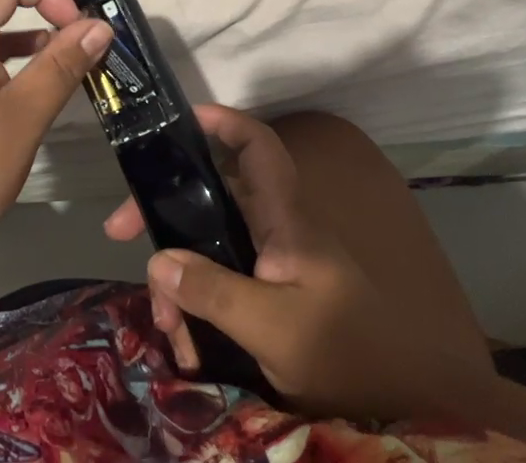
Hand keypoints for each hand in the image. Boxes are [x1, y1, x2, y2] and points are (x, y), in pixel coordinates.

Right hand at [105, 105, 478, 420]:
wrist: (408, 405)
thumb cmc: (348, 355)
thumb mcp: (275, 329)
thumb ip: (214, 291)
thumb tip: (157, 258)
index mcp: (285, 222)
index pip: (258, 149)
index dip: (224, 123)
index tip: (180, 120)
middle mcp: (273, 232)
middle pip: (208, 199)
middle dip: (161, 216)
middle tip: (117, 235)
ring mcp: (268, 265)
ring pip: (204, 248)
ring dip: (176, 282)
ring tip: (169, 330)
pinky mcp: (265, 295)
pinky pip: (215, 284)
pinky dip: (193, 307)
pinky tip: (187, 346)